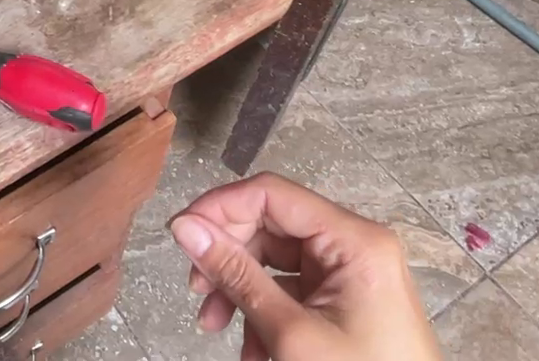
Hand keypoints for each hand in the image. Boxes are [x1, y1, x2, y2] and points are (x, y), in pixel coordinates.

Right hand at [168, 173, 438, 360]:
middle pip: (269, 225)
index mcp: (355, 239)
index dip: (220, 207)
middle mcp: (355, 245)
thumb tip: (183, 226)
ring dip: (239, 290)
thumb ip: (235, 274)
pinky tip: (249, 347)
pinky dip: (263, 311)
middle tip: (195, 287)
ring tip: (214, 325)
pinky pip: (289, 288)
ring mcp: (351, 274)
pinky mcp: (345, 300)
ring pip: (273, 259)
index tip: (182, 234)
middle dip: (228, 258)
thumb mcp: (290, 333)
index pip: (270, 193)